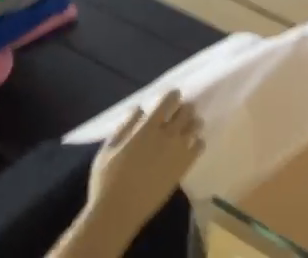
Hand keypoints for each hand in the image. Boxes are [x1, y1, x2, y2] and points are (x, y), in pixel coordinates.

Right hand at [87, 90, 202, 228]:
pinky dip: (195, 141)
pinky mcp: (187, 163)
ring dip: (190, 123)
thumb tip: (139, 107)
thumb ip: (125, 126)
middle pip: (188, 109)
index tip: (169, 98)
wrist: (118, 211)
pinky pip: (201, 144)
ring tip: (180, 131)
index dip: (171, 96)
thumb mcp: (107, 151)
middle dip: (182, 109)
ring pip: (197, 124)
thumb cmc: (107, 181)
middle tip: (174, 116)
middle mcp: (169, 134)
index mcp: (148, 128)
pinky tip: (185, 147)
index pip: (170, 100)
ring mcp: (181, 148)